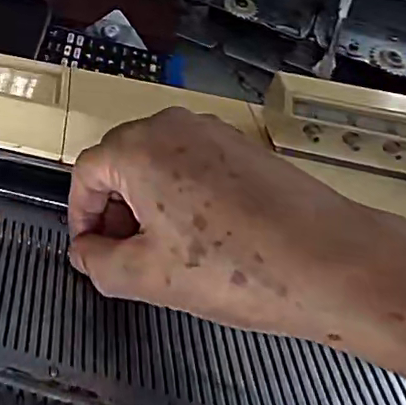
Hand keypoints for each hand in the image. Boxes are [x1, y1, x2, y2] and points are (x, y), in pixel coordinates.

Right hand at [66, 107, 386, 337]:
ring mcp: (207, 129)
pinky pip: (189, 158)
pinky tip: (202, 233)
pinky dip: (180, 189)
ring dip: (147, 199)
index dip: (81, 215)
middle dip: (114, 207)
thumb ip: (99, 263)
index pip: (86, 172)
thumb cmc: (244, 263)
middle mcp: (170, 126)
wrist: (324, 256)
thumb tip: (87, 253)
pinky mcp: (235, 140)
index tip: (89, 246)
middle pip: (119, 160)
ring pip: (156, 158)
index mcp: (140, 149)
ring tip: (167, 249)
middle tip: (124, 253)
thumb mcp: (150, 278)